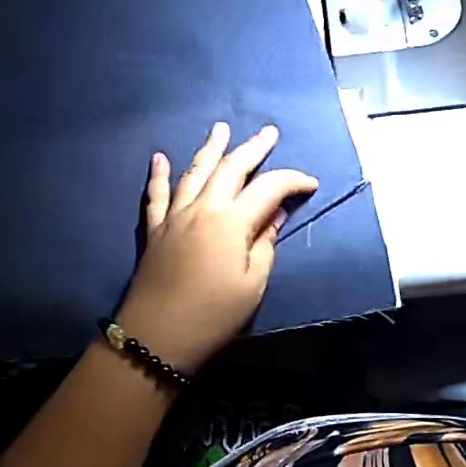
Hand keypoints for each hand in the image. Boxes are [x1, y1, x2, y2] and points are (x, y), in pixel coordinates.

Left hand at [113, 123, 318, 372]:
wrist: (157, 337)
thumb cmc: (214, 315)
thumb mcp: (252, 284)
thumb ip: (265, 244)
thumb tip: (274, 215)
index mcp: (232, 221)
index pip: (269, 188)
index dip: (292, 181)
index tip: (311, 184)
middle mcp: (203, 208)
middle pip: (231, 168)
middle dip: (253, 148)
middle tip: (269, 132)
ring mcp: (175, 216)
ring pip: (194, 172)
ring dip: (211, 149)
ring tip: (221, 129)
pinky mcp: (154, 229)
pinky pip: (156, 194)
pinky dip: (158, 174)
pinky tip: (159, 157)